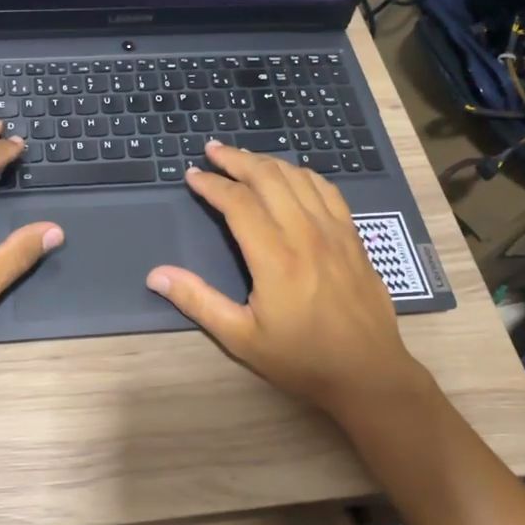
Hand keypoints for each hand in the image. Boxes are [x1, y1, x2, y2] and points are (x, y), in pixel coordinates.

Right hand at [146, 140, 428, 416]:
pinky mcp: (352, 236)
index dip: (212, 184)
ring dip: (266, 161)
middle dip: (236, 159)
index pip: (237, 203)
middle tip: (212, 150)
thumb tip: (156, 275)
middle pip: (268, 178)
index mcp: (275, 258)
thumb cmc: (301, 359)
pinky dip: (301, 174)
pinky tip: (289, 175)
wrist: (369, 374)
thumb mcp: (241, 338)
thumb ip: (198, 301)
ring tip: (243, 158)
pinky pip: (326, 189)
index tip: (192, 176)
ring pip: (297, 177)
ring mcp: (333, 231)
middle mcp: (305, 234)